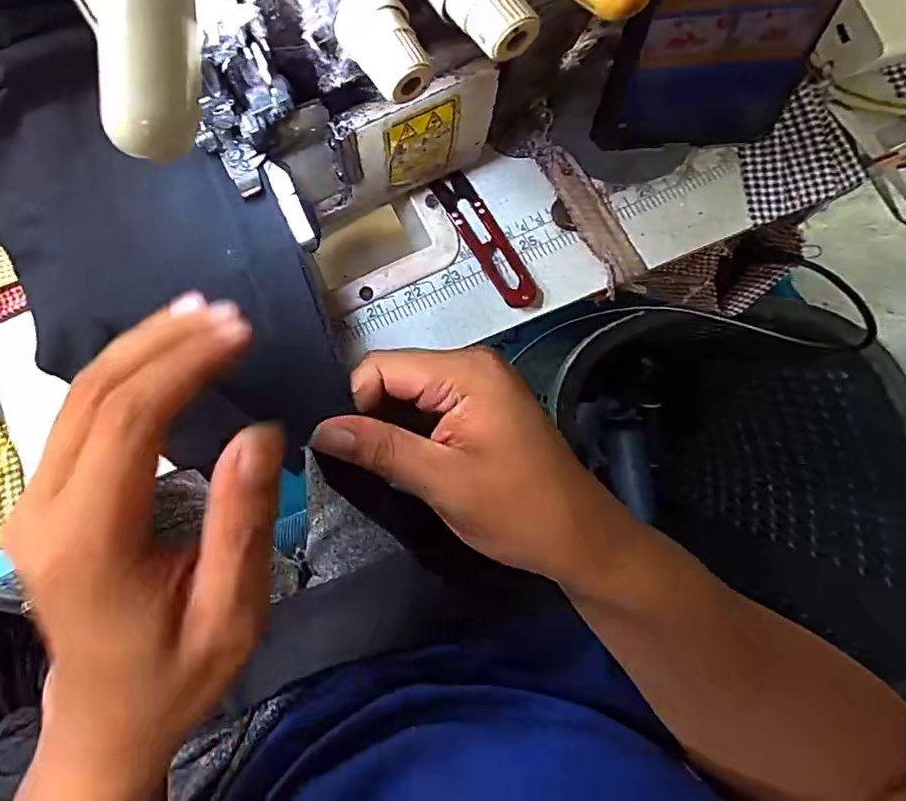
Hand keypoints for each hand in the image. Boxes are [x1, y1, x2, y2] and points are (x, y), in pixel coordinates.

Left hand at [2, 294, 282, 799]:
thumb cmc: (172, 676)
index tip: (237, 334)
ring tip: (198, 315)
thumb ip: (241, 526)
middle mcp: (42, 510)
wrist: (102, 718)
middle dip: (163, 341)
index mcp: (87, 543)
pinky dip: (127, 371)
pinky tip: (164, 351)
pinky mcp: (40, 491)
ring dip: (142, 345)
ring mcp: (31, 497)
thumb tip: (259, 433)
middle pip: (96, 392)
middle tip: (224, 314)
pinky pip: (81, 411)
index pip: (129, 422)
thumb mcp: (229, 617)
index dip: (184, 365)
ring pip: (81, 392)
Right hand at [310, 347, 632, 592]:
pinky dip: (410, 428)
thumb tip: (321, 430)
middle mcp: (471, 363)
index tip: (354, 450)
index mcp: (466, 370)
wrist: (583, 541)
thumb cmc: (518, 511)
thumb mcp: (442, 481)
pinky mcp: (479, 402)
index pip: (381, 366)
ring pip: (406, 390)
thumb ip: (379, 448)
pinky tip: (410, 457)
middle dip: (372, 414)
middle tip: (368, 462)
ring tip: (387, 463)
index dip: (356, 404)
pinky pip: (426, 402)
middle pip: (393, 374)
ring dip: (390, 424)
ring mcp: (477, 381)